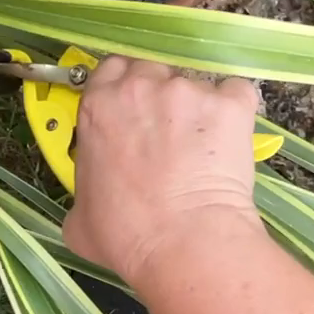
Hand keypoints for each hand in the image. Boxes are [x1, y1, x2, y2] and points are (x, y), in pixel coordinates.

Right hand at [63, 55, 264, 286]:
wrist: (184, 244)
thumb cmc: (126, 237)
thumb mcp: (79, 218)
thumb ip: (85, 186)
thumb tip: (94, 195)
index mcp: (98, 108)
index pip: (111, 71)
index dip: (124, 89)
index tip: (133, 111)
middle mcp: (141, 88)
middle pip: (152, 69)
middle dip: (159, 94)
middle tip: (167, 131)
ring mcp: (187, 91)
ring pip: (193, 84)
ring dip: (196, 108)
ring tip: (202, 148)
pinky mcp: (230, 103)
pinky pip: (235, 94)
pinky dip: (234, 113)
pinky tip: (229, 144)